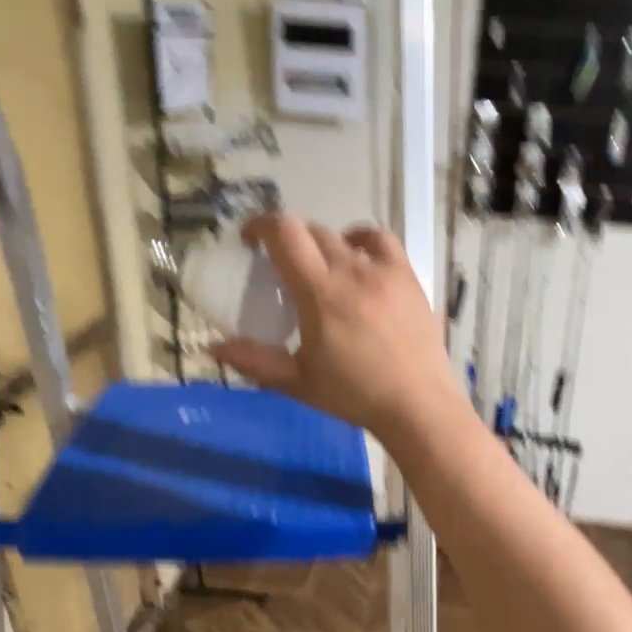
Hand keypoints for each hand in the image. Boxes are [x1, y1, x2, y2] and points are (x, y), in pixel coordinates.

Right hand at [212, 215, 459, 439]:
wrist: (417, 405)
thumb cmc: (354, 396)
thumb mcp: (298, 382)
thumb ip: (255, 361)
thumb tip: (214, 348)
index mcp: (320, 292)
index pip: (285, 233)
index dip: (262, 226)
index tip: (250, 240)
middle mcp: (352, 270)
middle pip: (312, 232)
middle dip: (290, 241)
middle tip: (282, 266)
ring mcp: (384, 271)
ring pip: (344, 237)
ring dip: (324, 245)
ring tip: (320, 268)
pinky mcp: (408, 278)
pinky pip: (381, 242)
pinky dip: (361, 241)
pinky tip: (356, 257)